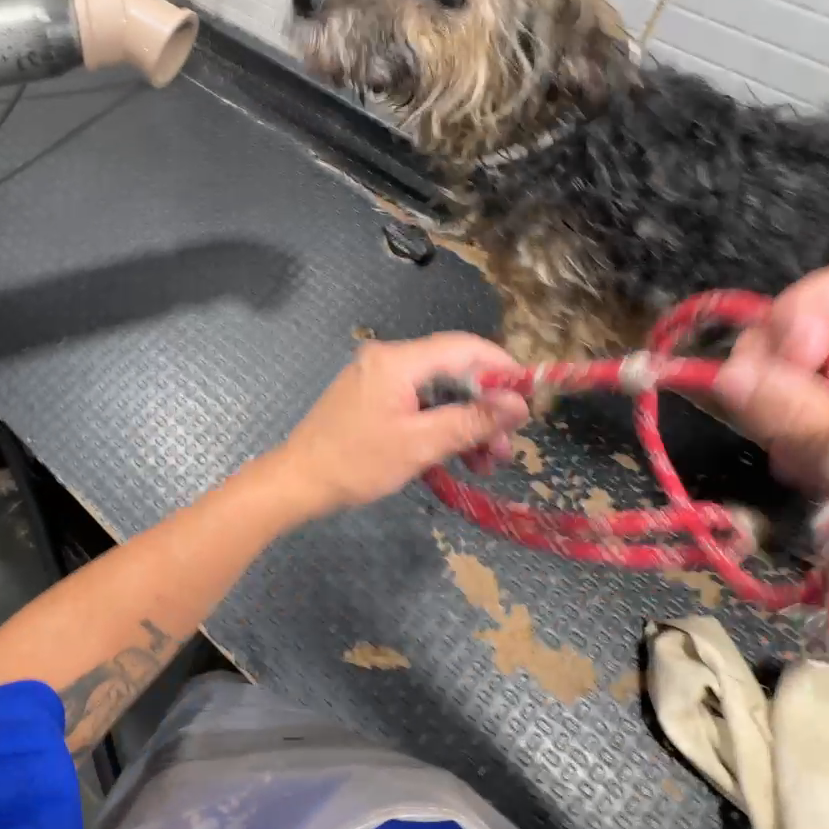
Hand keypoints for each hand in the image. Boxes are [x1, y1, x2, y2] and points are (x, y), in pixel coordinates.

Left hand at [250, 333, 530, 521]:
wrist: (299, 481)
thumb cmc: (357, 462)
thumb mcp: (421, 445)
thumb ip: (472, 420)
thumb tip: (519, 404)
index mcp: (397, 361)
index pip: (463, 347)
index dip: (502, 369)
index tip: (529, 398)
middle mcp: (388, 359)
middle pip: (453, 372)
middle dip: (485, 408)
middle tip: (505, 448)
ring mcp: (378, 378)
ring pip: (438, 392)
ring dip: (466, 424)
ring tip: (486, 463)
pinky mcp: (372, 398)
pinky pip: (418, 403)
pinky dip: (440, 426)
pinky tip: (458, 457)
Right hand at [711, 253, 828, 639]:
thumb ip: (811, 422)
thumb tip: (724, 375)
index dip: (806, 310)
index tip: (777, 368)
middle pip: (825, 323)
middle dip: (782, 366)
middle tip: (763, 417)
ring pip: (809, 371)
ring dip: (787, 413)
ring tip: (808, 466)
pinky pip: (813, 412)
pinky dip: (796, 440)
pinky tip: (818, 479)